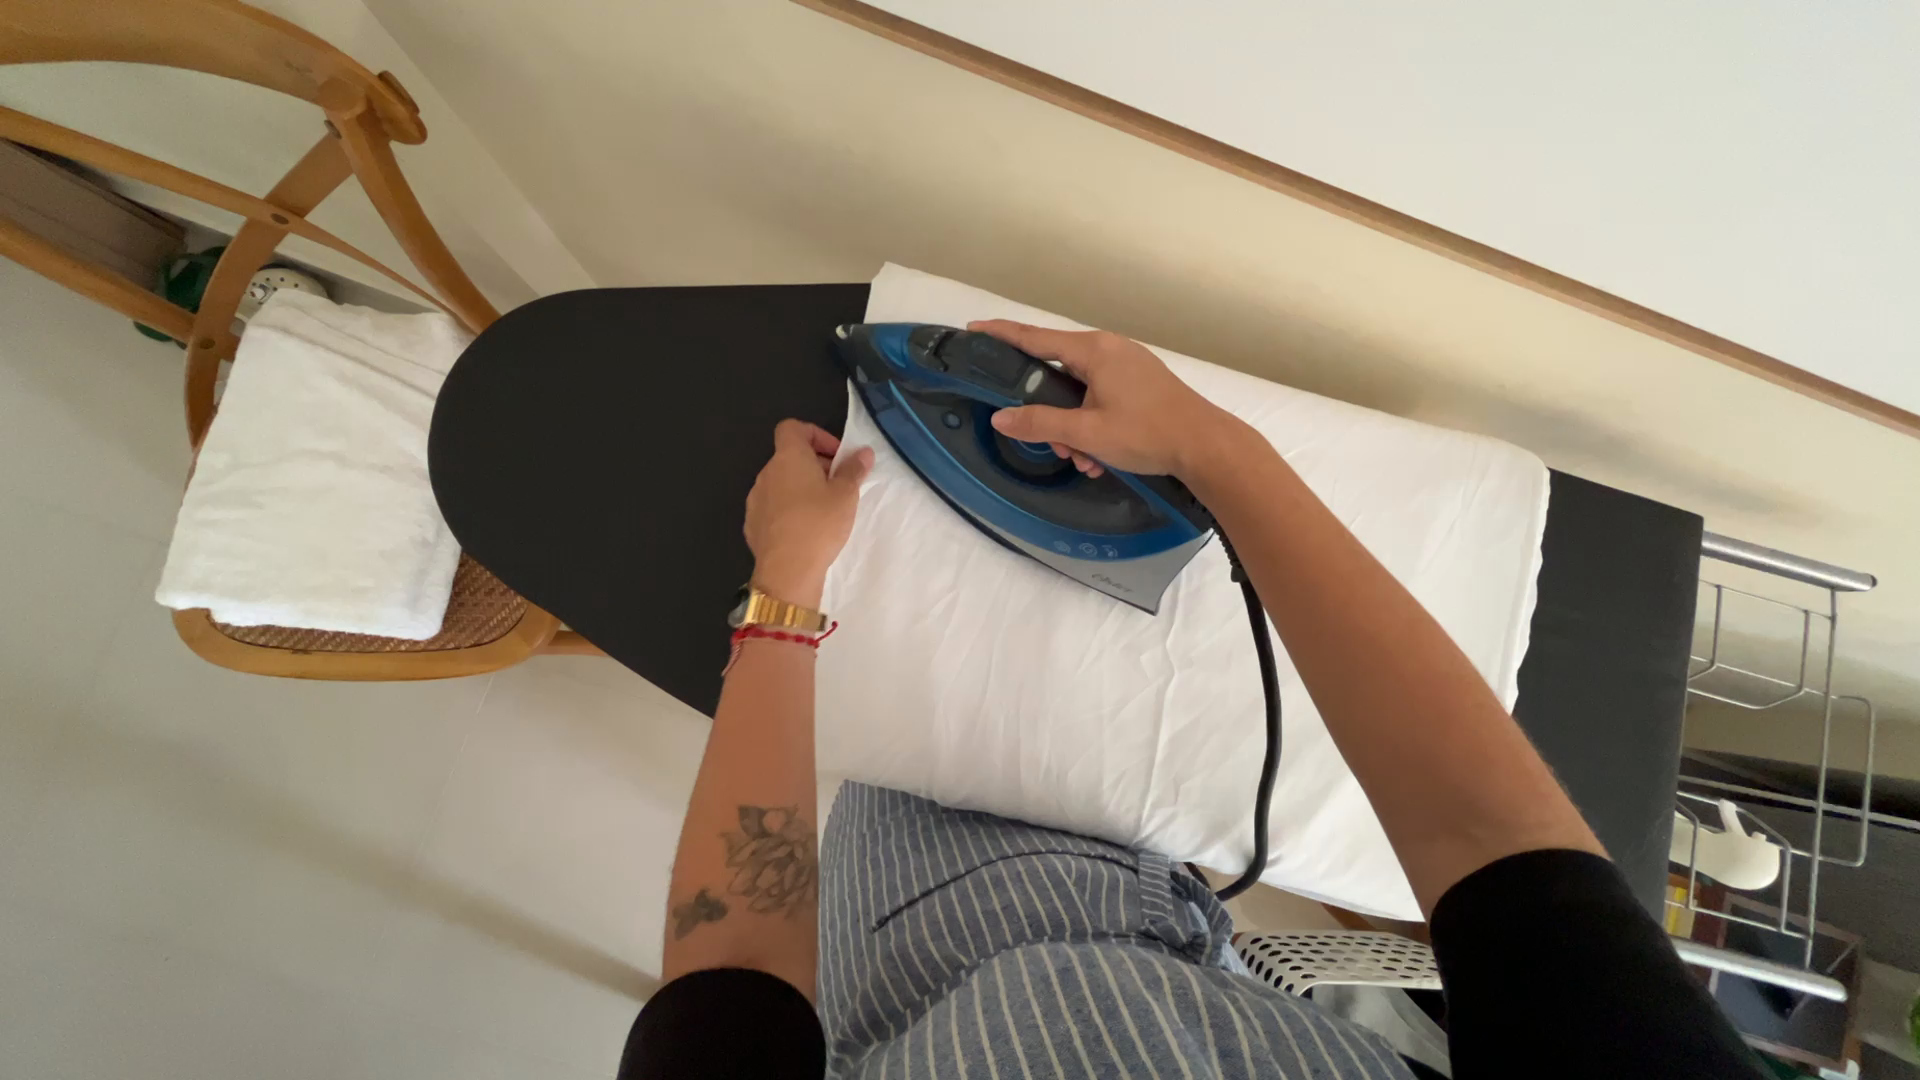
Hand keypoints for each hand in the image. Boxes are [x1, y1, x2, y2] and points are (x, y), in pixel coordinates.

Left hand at [743, 420, 872, 607]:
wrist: (788, 570)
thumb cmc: (820, 523)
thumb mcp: (846, 495)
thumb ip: (854, 469)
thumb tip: (863, 452)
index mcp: (788, 458)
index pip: (793, 428)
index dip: (816, 435)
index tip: (836, 457)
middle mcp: (767, 473)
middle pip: (789, 457)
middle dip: (814, 466)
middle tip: (838, 486)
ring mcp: (756, 499)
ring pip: (780, 483)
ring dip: (800, 489)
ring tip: (822, 511)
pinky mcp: (752, 524)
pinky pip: (772, 507)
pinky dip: (788, 510)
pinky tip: (804, 530)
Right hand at [971, 320, 1242, 478]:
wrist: (1206, 446)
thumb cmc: (1146, 433)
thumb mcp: (1086, 432)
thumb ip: (1040, 423)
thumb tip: (1001, 418)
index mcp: (1094, 351)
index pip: (1035, 338)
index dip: (1002, 335)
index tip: (974, 329)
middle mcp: (1110, 349)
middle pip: (1057, 373)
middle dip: (1049, 413)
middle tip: (1053, 445)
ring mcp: (1128, 365)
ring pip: (1080, 392)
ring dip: (1073, 428)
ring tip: (1085, 460)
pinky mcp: (1140, 383)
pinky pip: (1100, 398)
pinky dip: (1093, 426)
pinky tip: (1101, 457)